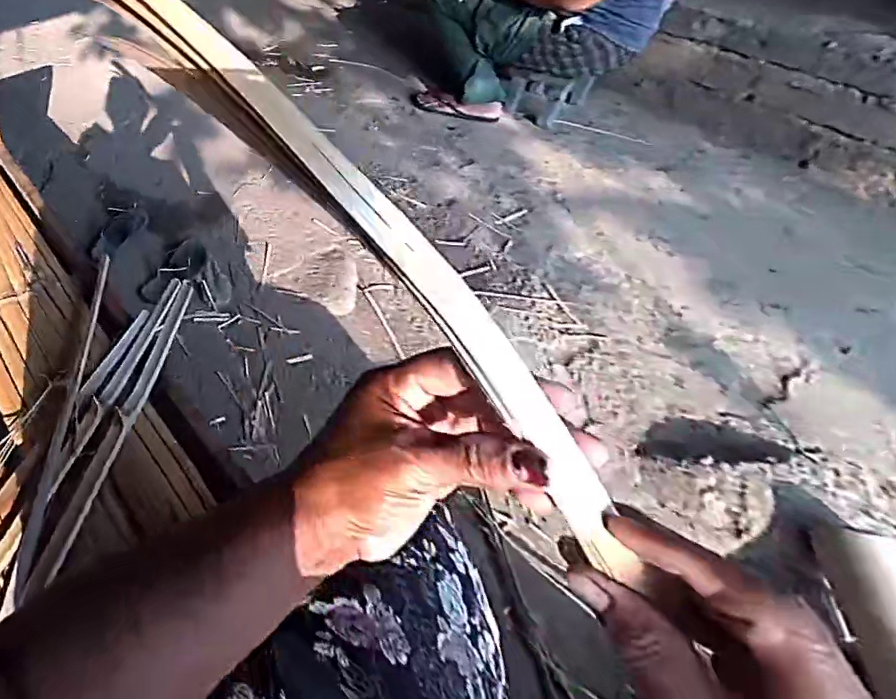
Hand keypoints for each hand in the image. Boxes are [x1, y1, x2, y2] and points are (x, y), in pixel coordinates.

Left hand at [287, 349, 606, 576]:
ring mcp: (425, 435)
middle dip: (526, 419)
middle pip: (478, 400)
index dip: (503, 380)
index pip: (457, 369)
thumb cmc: (344, 483)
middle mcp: (412, 404)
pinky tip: (536, 493)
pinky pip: (480, 462)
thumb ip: (473, 460)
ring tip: (571, 469)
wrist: (322, 527)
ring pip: (484, 433)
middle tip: (572, 435)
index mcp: (395, 386)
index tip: (549, 398)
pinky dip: (509, 475)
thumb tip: (533, 460)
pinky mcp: (434, 466)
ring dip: (524, 451)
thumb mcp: (412, 465)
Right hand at [567, 512, 871, 698]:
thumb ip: (647, 648)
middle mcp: (830, 677)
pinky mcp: (794, 697)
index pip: (743, 591)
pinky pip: (737, 644)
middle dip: (662, 564)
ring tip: (606, 567)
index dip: (673, 549)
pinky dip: (684, 621)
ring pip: (735, 619)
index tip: (613, 523)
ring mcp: (815, 688)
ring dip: (665, 590)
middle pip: (739, 598)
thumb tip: (591, 580)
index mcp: (820, 681)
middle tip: (598, 534)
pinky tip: (642, 608)